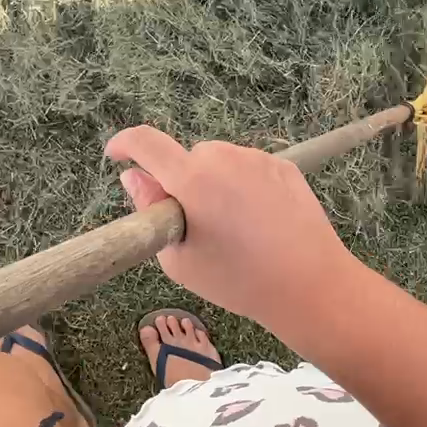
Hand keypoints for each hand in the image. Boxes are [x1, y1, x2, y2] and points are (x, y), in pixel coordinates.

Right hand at [104, 126, 364, 334]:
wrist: (310, 283)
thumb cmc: (239, 280)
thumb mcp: (180, 259)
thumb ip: (152, 211)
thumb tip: (133, 178)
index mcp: (193, 179)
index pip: (147, 143)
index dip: (126, 144)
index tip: (116, 154)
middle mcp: (226, 157)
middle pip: (189, 157)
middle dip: (183, 181)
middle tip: (195, 223)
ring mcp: (259, 159)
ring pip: (221, 161)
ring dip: (215, 182)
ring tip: (234, 229)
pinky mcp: (285, 166)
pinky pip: (250, 168)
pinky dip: (244, 186)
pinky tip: (259, 221)